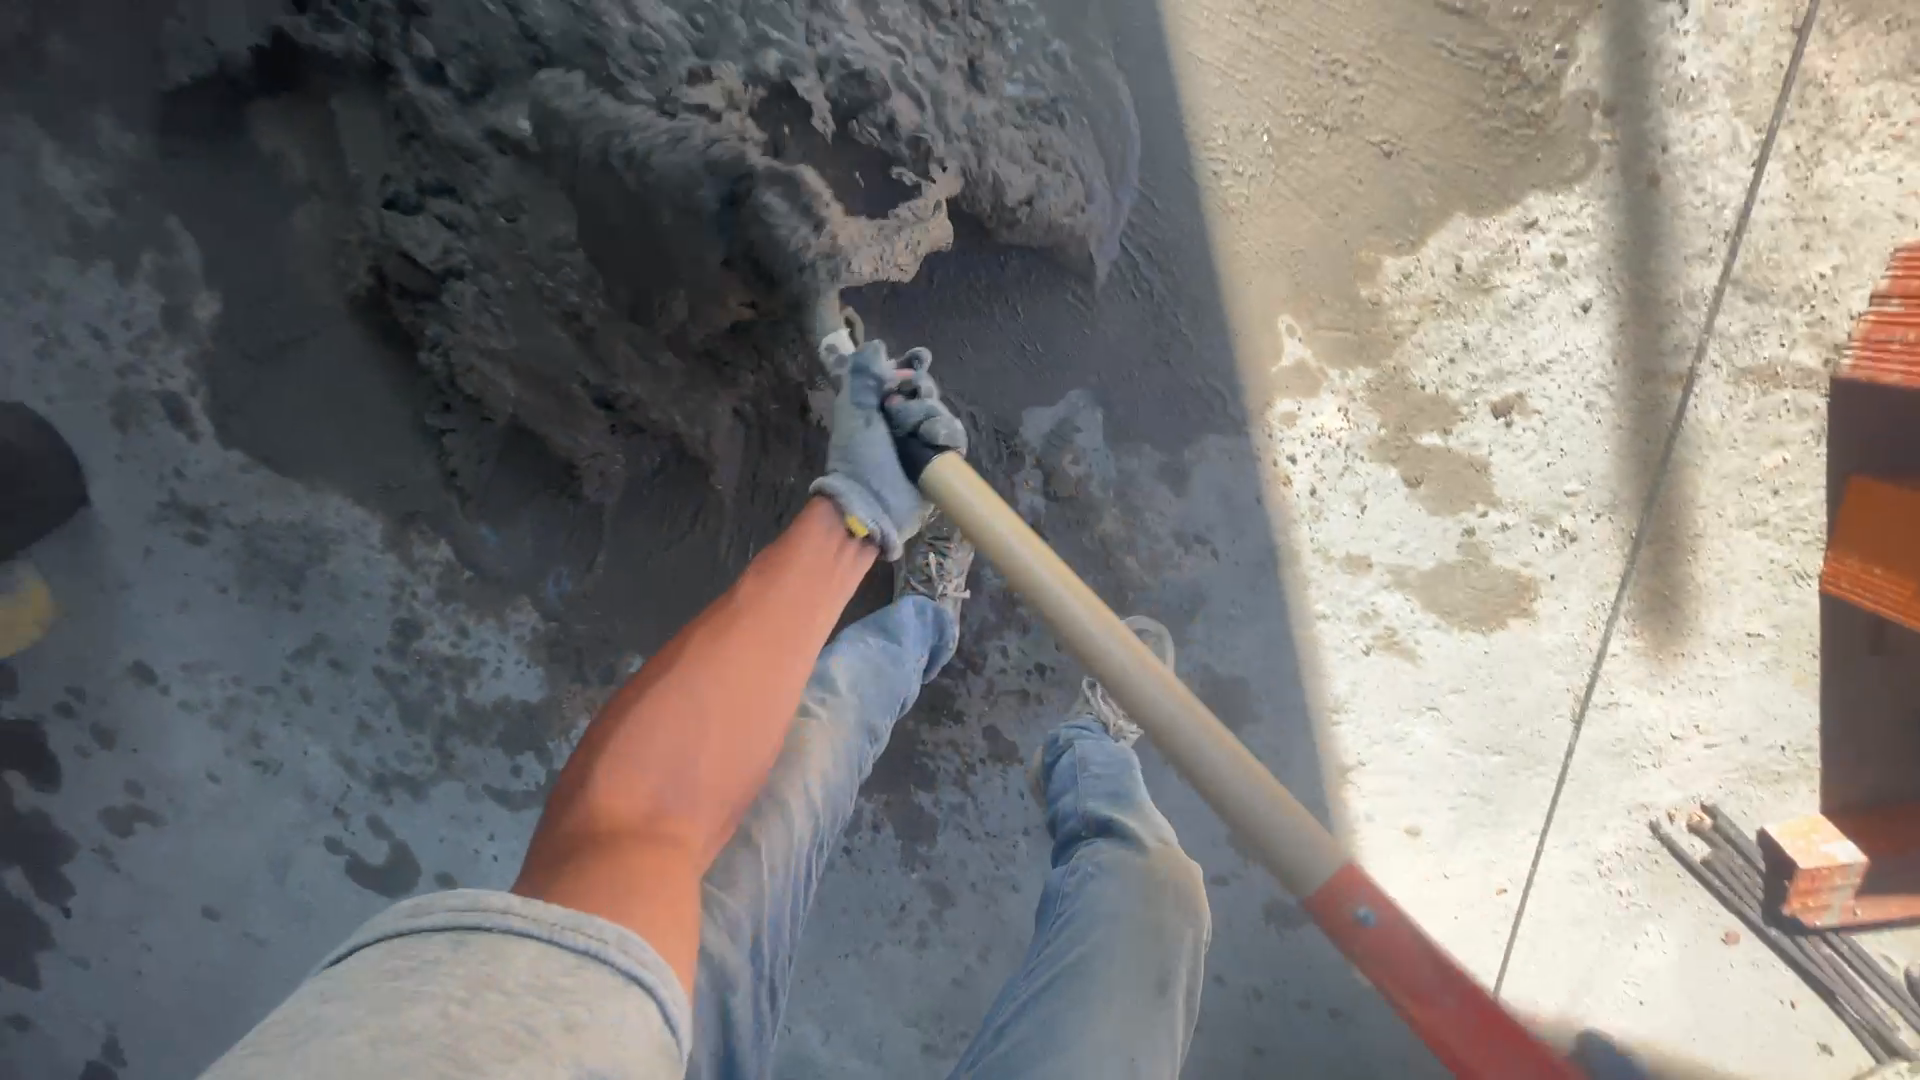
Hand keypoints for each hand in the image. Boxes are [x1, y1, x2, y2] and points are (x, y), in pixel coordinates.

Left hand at [809, 331, 967, 559]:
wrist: (873, 503)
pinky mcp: (940, 460)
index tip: (917, 358)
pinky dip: (944, 432)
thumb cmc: (858, 458)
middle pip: (926, 389)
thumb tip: (879, 345)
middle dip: (918, 392)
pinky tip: (931, 439)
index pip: (903, 375)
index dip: (912, 365)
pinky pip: (954, 434)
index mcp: (879, 407)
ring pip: (940, 410)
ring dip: (927, 415)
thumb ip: (863, 374)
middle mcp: (902, 421)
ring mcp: (923, 441)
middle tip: (899, 406)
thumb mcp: (854, 411)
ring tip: (912, 432)